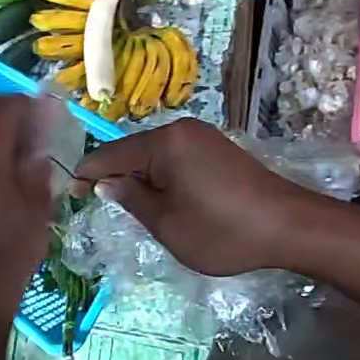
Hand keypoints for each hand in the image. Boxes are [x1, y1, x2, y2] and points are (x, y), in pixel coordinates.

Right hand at [72, 119, 323, 276]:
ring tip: (132, 209)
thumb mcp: (167, 223)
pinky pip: (177, 158)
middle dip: (115, 177)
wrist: (289, 227)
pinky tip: (164, 199)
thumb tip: (106, 184)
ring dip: (141, 179)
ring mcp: (204, 137)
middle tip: (101, 208)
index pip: (111, 154)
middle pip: (133, 151)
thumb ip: (132, 199)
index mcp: (165, 142)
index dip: (86, 175)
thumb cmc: (222, 230)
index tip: (70, 196)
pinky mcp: (219, 149)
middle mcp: (183, 129)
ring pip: (156, 155)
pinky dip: (164, 177)